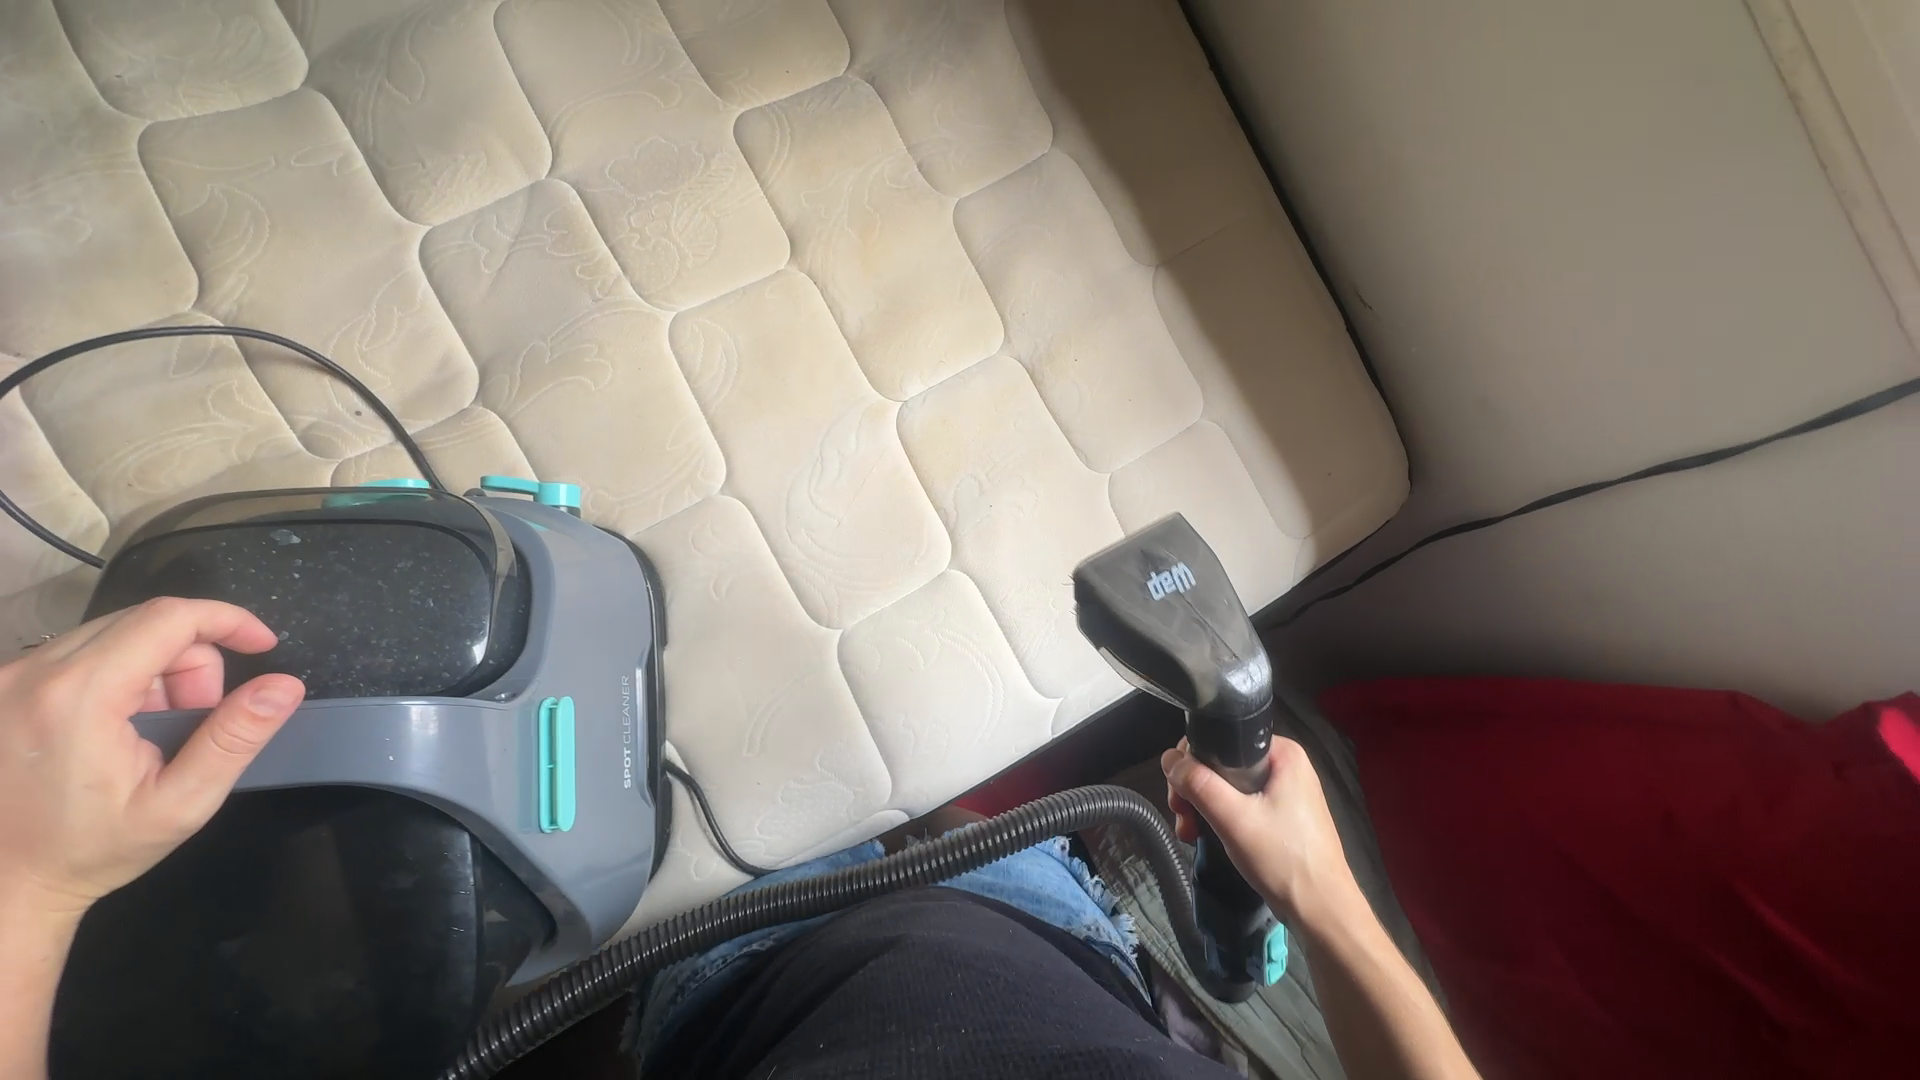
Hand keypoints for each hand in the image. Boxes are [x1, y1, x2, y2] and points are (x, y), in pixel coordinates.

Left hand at [0, 598, 304, 920]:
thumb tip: (284, 684)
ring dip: (158, 664)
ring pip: (115, 632)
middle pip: (147, 621)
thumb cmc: (91, 848)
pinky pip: (81, 651)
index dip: (230, 620)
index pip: (170, 617)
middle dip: (197, 655)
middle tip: (204, 711)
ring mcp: (4, 681)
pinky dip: (121, 672)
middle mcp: (29, 675)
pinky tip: (122, 720)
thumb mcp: (182, 802)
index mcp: (78, 696)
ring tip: (160, 723)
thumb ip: (236, 738)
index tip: (264, 646)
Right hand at [1163, 736, 1359, 930]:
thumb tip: (1167, 757)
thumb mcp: (1233, 818)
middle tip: (1181, 815)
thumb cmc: (1283, 860)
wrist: (1323, 913)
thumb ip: (1198, 784)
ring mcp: (1286, 792)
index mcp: (1283, 753)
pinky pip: (1241, 804)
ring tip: (1189, 832)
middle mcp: (1286, 765)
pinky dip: (1220, 818)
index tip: (1178, 790)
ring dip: (1202, 806)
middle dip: (1194, 788)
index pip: (1223, 738)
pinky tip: (1204, 837)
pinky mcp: (1283, 815)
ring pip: (1228, 786)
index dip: (1192, 760)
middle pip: (1222, 763)